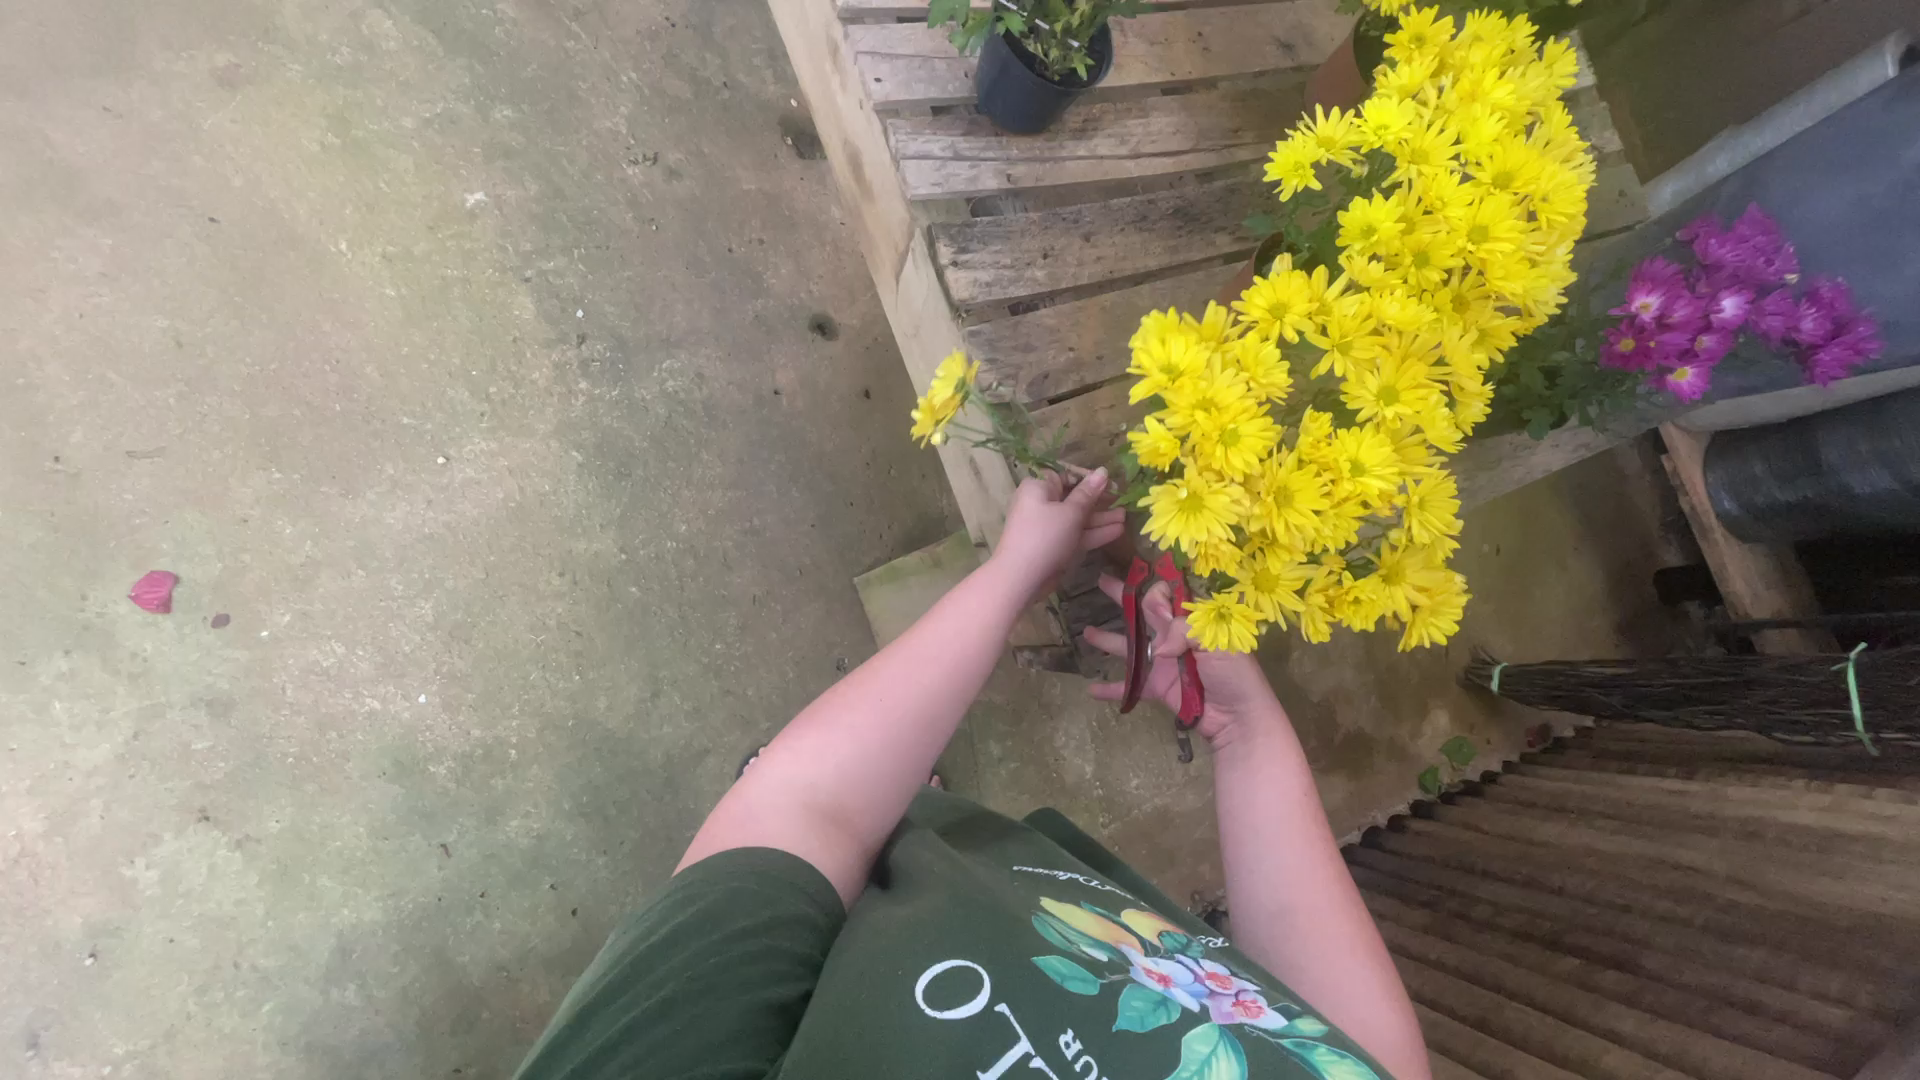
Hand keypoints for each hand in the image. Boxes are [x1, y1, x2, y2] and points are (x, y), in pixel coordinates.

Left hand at [987, 469, 1125, 606]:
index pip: (1066, 476)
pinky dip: (1093, 533)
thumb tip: (1102, 471)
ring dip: (1100, 518)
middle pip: (1073, 498)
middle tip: (1123, 500)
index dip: (1090, 479)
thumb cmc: (1045, 536)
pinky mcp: (1053, 545)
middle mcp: (1040, 504)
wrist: (1021, 578)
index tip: (1112, 483)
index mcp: (1038, 487)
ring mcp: (1047, 526)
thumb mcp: (1070, 512)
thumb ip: (1088, 494)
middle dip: (1099, 501)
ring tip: (1126, 516)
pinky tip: (1117, 531)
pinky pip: (1075, 534)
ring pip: (1076, 518)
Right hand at [1083, 576, 1286, 750]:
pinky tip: (1091, 689)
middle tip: (1102, 581)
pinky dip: (1111, 689)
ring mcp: (1164, 662)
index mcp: (1193, 621)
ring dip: (1107, 639)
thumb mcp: (1215, 642)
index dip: (1154, 594)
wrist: (1239, 720)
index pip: (1168, 596)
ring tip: (1086, 632)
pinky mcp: (1158, 687)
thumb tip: (1158, 644)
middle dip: (1123, 596)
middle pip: (1143, 612)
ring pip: (1130, 646)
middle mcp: (1175, 636)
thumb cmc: (1235, 676)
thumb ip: (1183, 630)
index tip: (1149, 604)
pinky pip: (1130, 686)